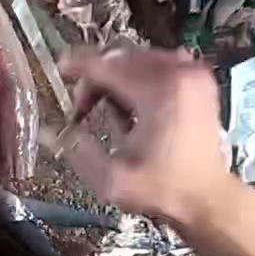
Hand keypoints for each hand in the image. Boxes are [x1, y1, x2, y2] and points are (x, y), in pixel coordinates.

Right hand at [55, 45, 243, 230]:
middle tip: (84, 110)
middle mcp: (179, 73)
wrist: (207, 197)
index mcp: (159, 92)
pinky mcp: (200, 80)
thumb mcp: (111, 179)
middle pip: (123, 57)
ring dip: (119, 77)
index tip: (60, 71)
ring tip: (111, 111)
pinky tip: (135, 103)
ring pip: (141, 58)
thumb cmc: (161, 189)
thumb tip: (47, 132)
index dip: (79, 67)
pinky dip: (142, 75)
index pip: (108, 66)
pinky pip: (161, 63)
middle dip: (98, 78)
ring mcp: (194, 73)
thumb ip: (77, 152)